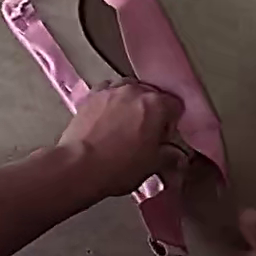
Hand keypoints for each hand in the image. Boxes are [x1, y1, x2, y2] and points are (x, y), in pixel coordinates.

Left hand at [55, 80, 185, 198]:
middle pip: (153, 94)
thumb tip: (177, 156)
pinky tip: (109, 117)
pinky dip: (112, 100)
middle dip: (153, 111)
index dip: (172, 122)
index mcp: (157, 105)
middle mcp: (136, 90)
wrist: (79, 166)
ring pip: (130, 89)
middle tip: (147, 133)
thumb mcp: (153, 165)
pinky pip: (109, 91)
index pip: (176, 105)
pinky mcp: (92, 96)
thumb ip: (170, 156)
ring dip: (133, 103)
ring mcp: (112, 90)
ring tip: (127, 123)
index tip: (165, 136)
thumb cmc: (119, 165)